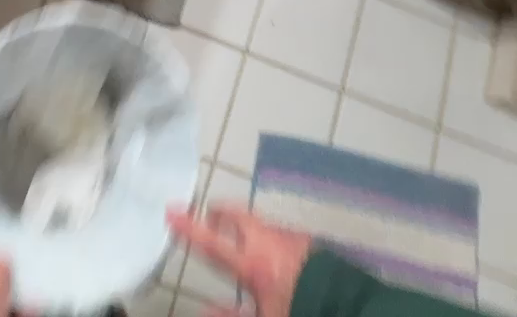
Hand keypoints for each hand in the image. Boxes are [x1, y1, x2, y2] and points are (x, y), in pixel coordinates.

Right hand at [166, 204, 312, 316]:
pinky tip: (272, 259)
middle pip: (236, 216)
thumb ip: (230, 315)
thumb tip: (203, 309)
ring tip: (242, 248)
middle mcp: (269, 241)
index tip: (171, 210)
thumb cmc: (297, 310)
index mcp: (253, 264)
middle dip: (220, 214)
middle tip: (210, 219)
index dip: (189, 227)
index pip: (212, 244)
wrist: (345, 308)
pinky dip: (266, 239)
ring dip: (245, 230)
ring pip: (258, 223)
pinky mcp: (306, 239)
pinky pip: (277, 232)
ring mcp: (289, 236)